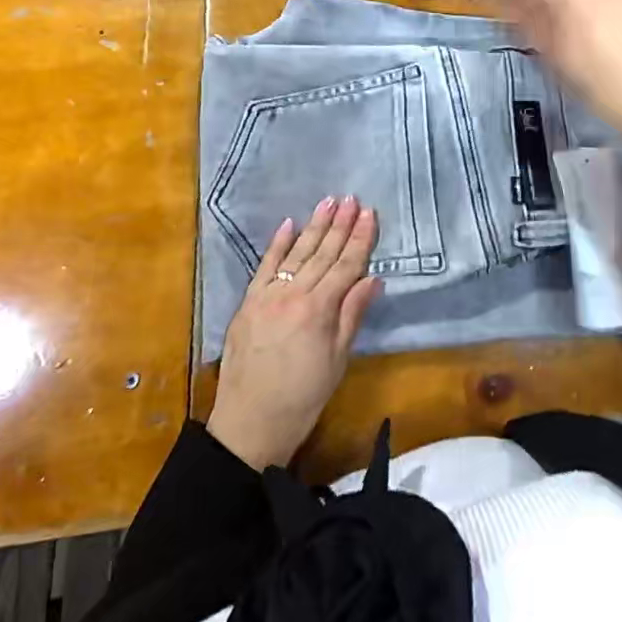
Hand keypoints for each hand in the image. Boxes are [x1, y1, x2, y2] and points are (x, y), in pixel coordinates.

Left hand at [207, 196, 382, 469]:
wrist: (249, 423)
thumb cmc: (302, 397)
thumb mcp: (337, 360)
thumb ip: (352, 315)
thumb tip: (373, 278)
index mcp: (319, 310)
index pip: (346, 266)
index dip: (360, 239)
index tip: (370, 214)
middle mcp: (293, 294)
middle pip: (322, 253)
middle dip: (339, 225)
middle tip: (352, 198)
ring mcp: (267, 295)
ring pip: (296, 253)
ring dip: (313, 226)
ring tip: (328, 202)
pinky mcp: (248, 302)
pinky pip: (265, 266)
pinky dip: (277, 244)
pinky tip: (288, 224)